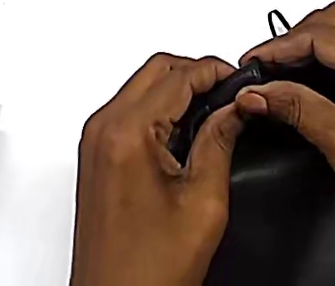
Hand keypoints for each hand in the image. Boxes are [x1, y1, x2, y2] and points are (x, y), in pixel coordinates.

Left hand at [72, 54, 245, 285]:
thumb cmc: (146, 274)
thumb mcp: (203, 204)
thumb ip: (220, 142)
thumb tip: (236, 107)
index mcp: (127, 134)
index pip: (178, 75)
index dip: (215, 71)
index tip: (239, 80)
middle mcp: (104, 128)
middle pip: (158, 69)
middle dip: (197, 73)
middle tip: (228, 93)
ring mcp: (95, 138)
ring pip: (143, 83)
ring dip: (178, 87)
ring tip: (211, 111)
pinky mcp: (96, 151)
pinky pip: (131, 105)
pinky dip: (159, 105)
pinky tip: (184, 128)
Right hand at [237, 3, 334, 285]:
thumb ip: (300, 110)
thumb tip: (260, 92)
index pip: (318, 34)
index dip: (277, 47)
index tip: (251, 64)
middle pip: (328, 22)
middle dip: (289, 40)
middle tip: (260, 67)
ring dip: (305, 46)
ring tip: (275, 71)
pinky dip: (320, 59)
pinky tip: (303, 80)